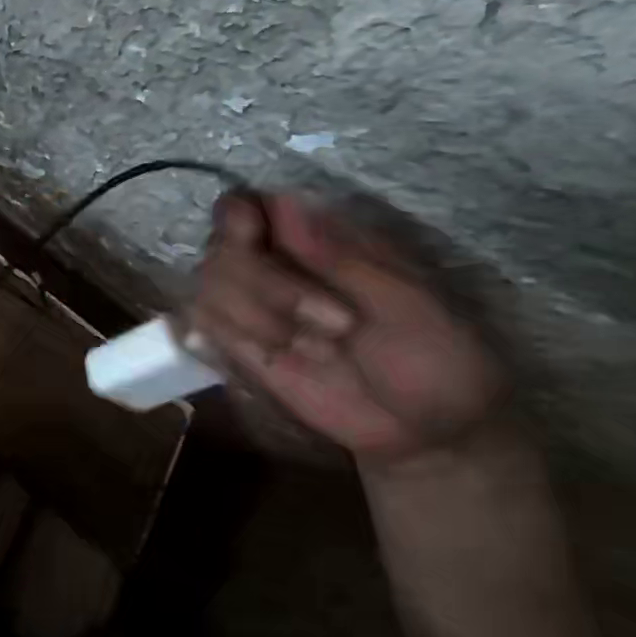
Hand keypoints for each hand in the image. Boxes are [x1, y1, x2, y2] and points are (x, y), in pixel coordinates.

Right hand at [193, 193, 507, 467]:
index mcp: (313, 236)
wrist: (427, 433)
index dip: (239, 219)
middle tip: (336, 327)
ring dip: (257, 318)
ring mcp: (250, 304)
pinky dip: (236, 338)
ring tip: (317, 351)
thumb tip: (285, 203)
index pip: (245, 205)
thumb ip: (340, 256)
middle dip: (269, 287)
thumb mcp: (404, 304)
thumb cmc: (431, 355)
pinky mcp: (238, 344)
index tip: (256, 240)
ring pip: (208, 285)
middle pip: (221, 248)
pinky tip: (278, 358)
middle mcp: (271, 261)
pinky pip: (203, 323)